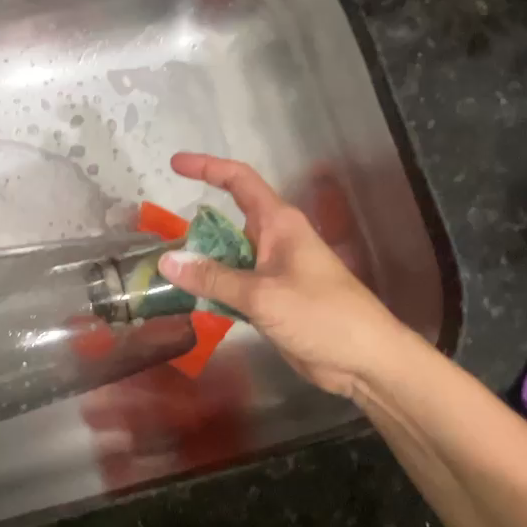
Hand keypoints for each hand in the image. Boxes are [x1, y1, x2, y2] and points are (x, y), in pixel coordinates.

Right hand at [156, 153, 415, 398]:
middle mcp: (274, 240)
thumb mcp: (261, 295)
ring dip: (201, 264)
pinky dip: (212, 288)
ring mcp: (273, 271)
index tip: (175, 164)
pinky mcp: (272, 299)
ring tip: (165, 275)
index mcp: (279, 223)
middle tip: (159, 243)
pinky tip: (189, 300)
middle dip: (195, 229)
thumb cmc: (323, 315)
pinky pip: (233, 284)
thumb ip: (212, 278)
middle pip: (227, 222)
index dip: (207, 167)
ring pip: (227, 256)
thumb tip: (166, 261)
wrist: (367, 362)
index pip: (239, 181)